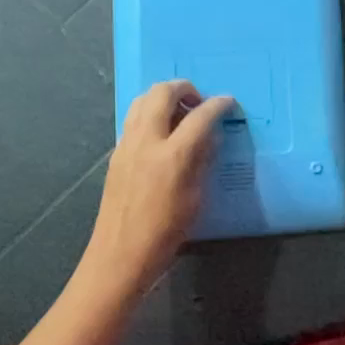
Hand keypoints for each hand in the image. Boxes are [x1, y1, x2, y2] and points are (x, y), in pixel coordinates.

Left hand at [81, 80, 232, 293]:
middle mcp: (147, 141)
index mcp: (173, 155)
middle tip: (199, 103)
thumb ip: (203, 161)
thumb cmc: (165, 235)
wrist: (120, 256)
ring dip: (163, 97)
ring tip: (179, 114)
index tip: (228, 103)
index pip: (200, 115)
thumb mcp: (196, 199)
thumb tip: (210, 136)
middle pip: (163, 92)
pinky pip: (133, 119)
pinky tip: (161, 134)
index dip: (218, 105)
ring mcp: (127, 144)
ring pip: (143, 99)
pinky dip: (150, 114)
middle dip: (185, 88)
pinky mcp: (116, 153)